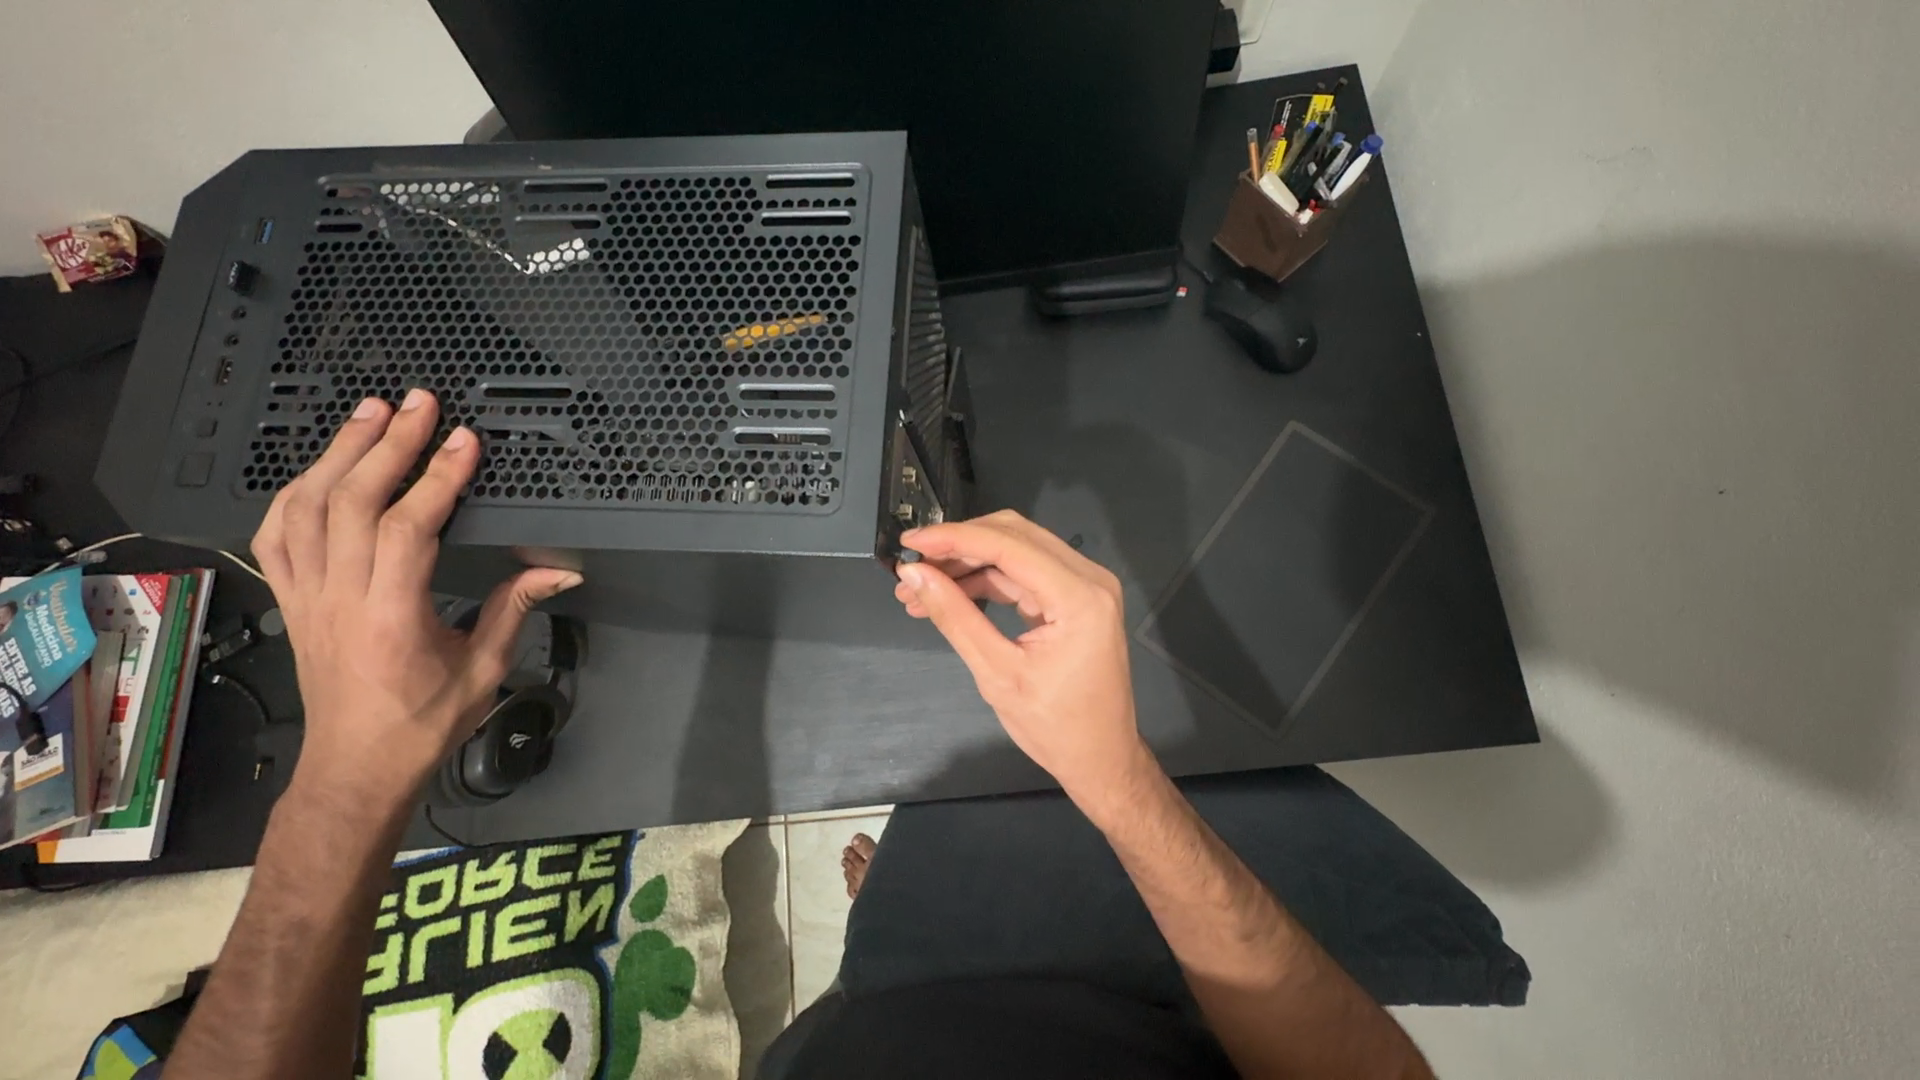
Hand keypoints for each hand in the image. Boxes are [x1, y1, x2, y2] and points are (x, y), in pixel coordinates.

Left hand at [250, 390, 581, 802]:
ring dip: (337, 454)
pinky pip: (276, 534)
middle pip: (351, 504)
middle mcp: (338, 597)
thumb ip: (516, 609)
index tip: (465, 441)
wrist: (355, 767)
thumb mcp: (485, 669)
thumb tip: (562, 569)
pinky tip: (320, 467)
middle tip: (418, 403)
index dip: (438, 479)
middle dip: (386, 445)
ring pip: (305, 509)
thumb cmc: (426, 722)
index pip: (410, 529)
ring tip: (370, 413)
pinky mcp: (290, 598)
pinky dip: (296, 491)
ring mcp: (304, 595)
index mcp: (391, 616)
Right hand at [892, 510, 1151, 799]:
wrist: (1100, 758)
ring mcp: (1084, 585)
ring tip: (918, 590)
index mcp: (1078, 595)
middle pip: (1014, 536)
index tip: (909, 541)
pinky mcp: (1074, 597)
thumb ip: (955, 617)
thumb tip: (913, 574)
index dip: (954, 538)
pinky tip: (948, 597)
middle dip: (958, 548)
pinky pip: (1024, 574)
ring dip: (967, 565)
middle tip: (911, 567)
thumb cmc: (1054, 726)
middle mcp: (1088, 578)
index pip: (1008, 545)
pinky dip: (985, 582)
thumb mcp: (997, 673)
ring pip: (1016, 552)